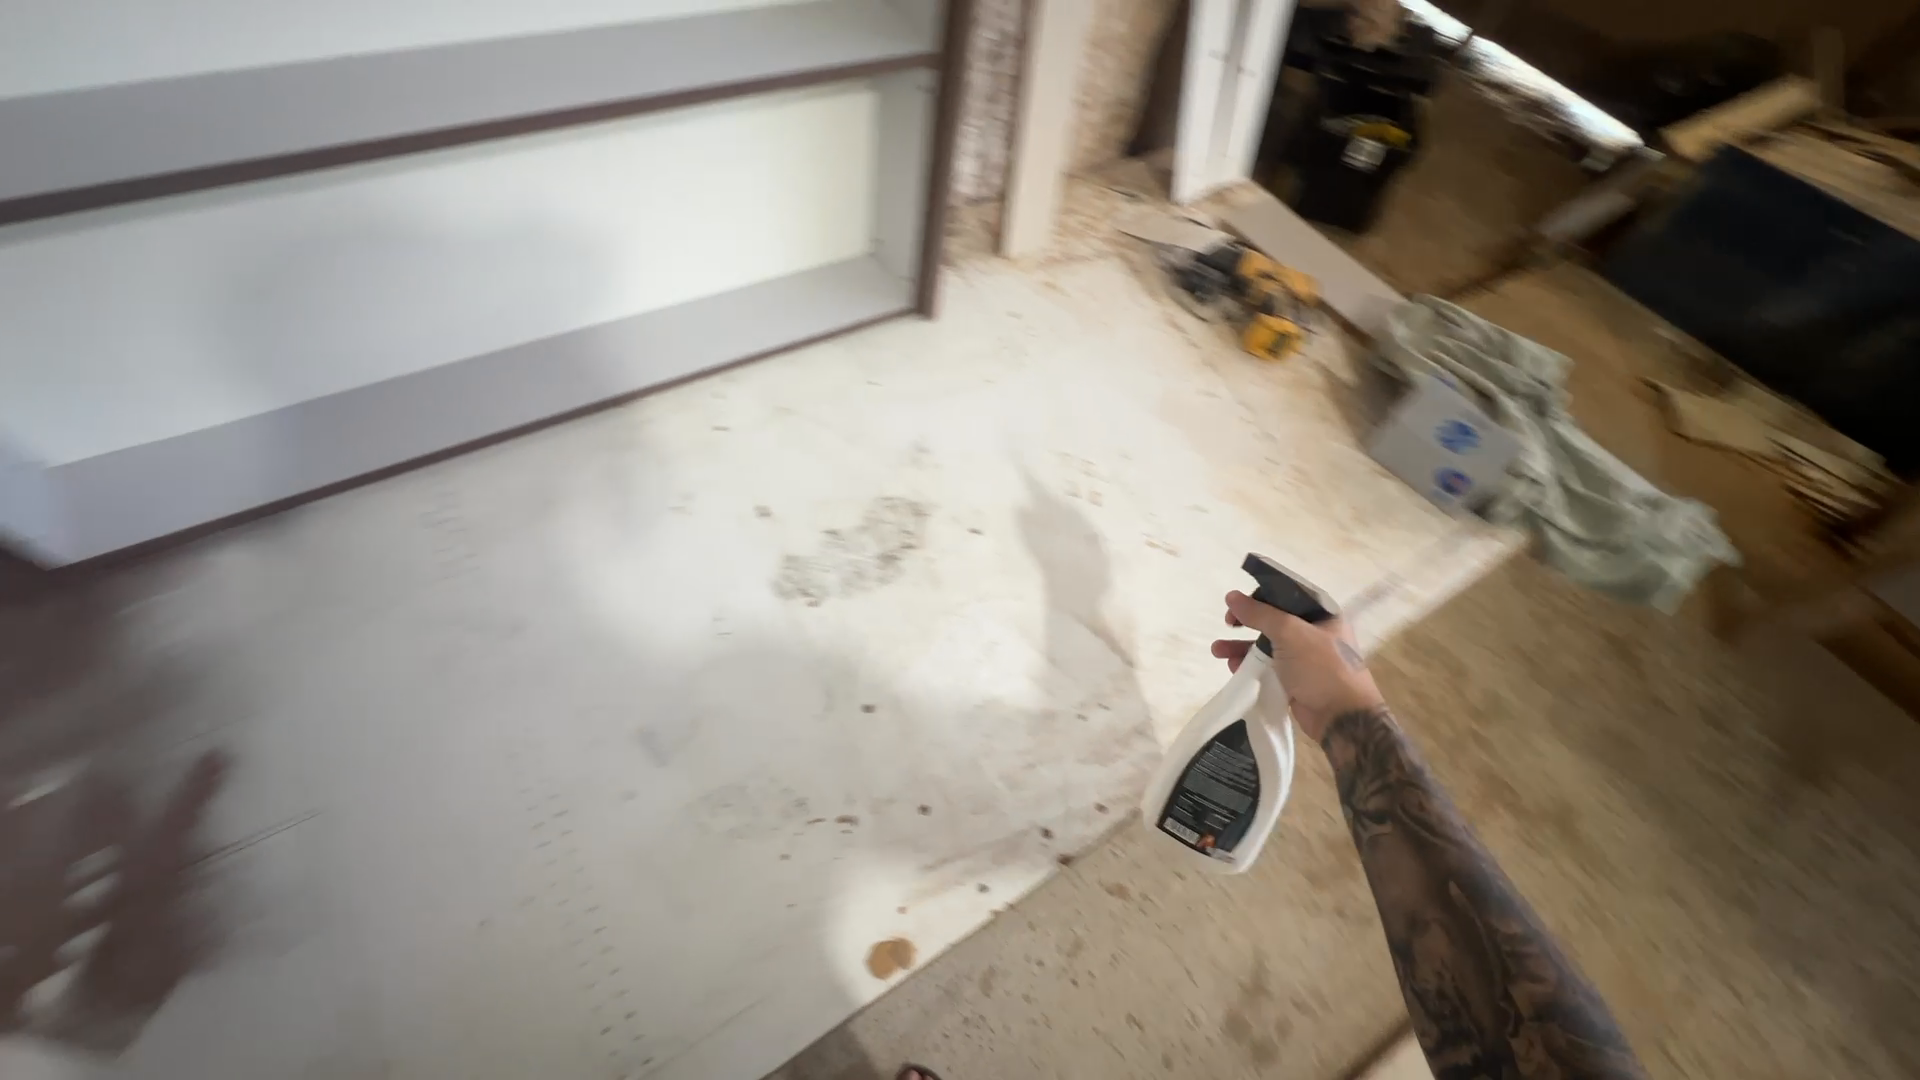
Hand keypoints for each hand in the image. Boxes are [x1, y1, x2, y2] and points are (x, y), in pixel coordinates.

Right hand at [1210, 590, 1384, 742]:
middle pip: (1273, 620)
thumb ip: (1260, 614)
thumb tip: (1231, 596)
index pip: (1287, 595)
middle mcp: (1315, 634)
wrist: (1342, 718)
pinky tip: (1232, 666)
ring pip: (1267, 645)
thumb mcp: (1290, 633)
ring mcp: (1305, 659)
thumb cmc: (1322, 668)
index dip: (1261, 595)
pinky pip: (1267, 668)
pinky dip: (1249, 666)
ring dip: (1241, 646)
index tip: (1238, 601)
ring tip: (1217, 651)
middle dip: (1247, 622)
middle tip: (1227, 623)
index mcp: (1323, 616)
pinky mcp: (1295, 680)